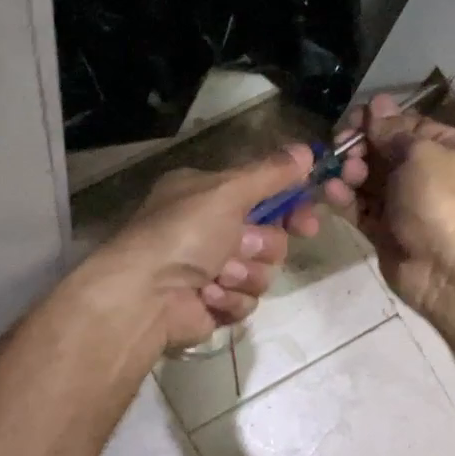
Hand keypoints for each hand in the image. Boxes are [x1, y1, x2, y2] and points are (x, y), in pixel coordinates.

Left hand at [89, 144, 366, 351]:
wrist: (146, 296)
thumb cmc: (183, 234)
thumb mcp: (228, 191)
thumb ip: (270, 173)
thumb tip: (306, 151)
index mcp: (207, 194)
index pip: (265, 195)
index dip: (290, 208)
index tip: (307, 221)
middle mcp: (210, 229)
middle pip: (270, 238)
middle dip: (260, 246)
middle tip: (242, 246)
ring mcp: (213, 269)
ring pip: (262, 273)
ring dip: (243, 274)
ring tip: (215, 275)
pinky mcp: (215, 304)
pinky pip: (246, 302)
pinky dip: (229, 299)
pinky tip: (207, 296)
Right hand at [338, 94, 454, 322]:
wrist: (449, 271)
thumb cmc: (443, 202)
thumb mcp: (423, 154)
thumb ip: (394, 131)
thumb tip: (377, 103)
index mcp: (449, 151)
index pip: (410, 126)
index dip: (381, 120)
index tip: (354, 119)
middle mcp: (428, 177)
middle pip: (385, 152)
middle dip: (360, 146)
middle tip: (341, 146)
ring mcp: (406, 206)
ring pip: (369, 180)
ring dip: (350, 172)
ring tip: (341, 173)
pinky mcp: (385, 232)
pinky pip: (361, 208)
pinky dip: (345, 198)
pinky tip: (330, 190)